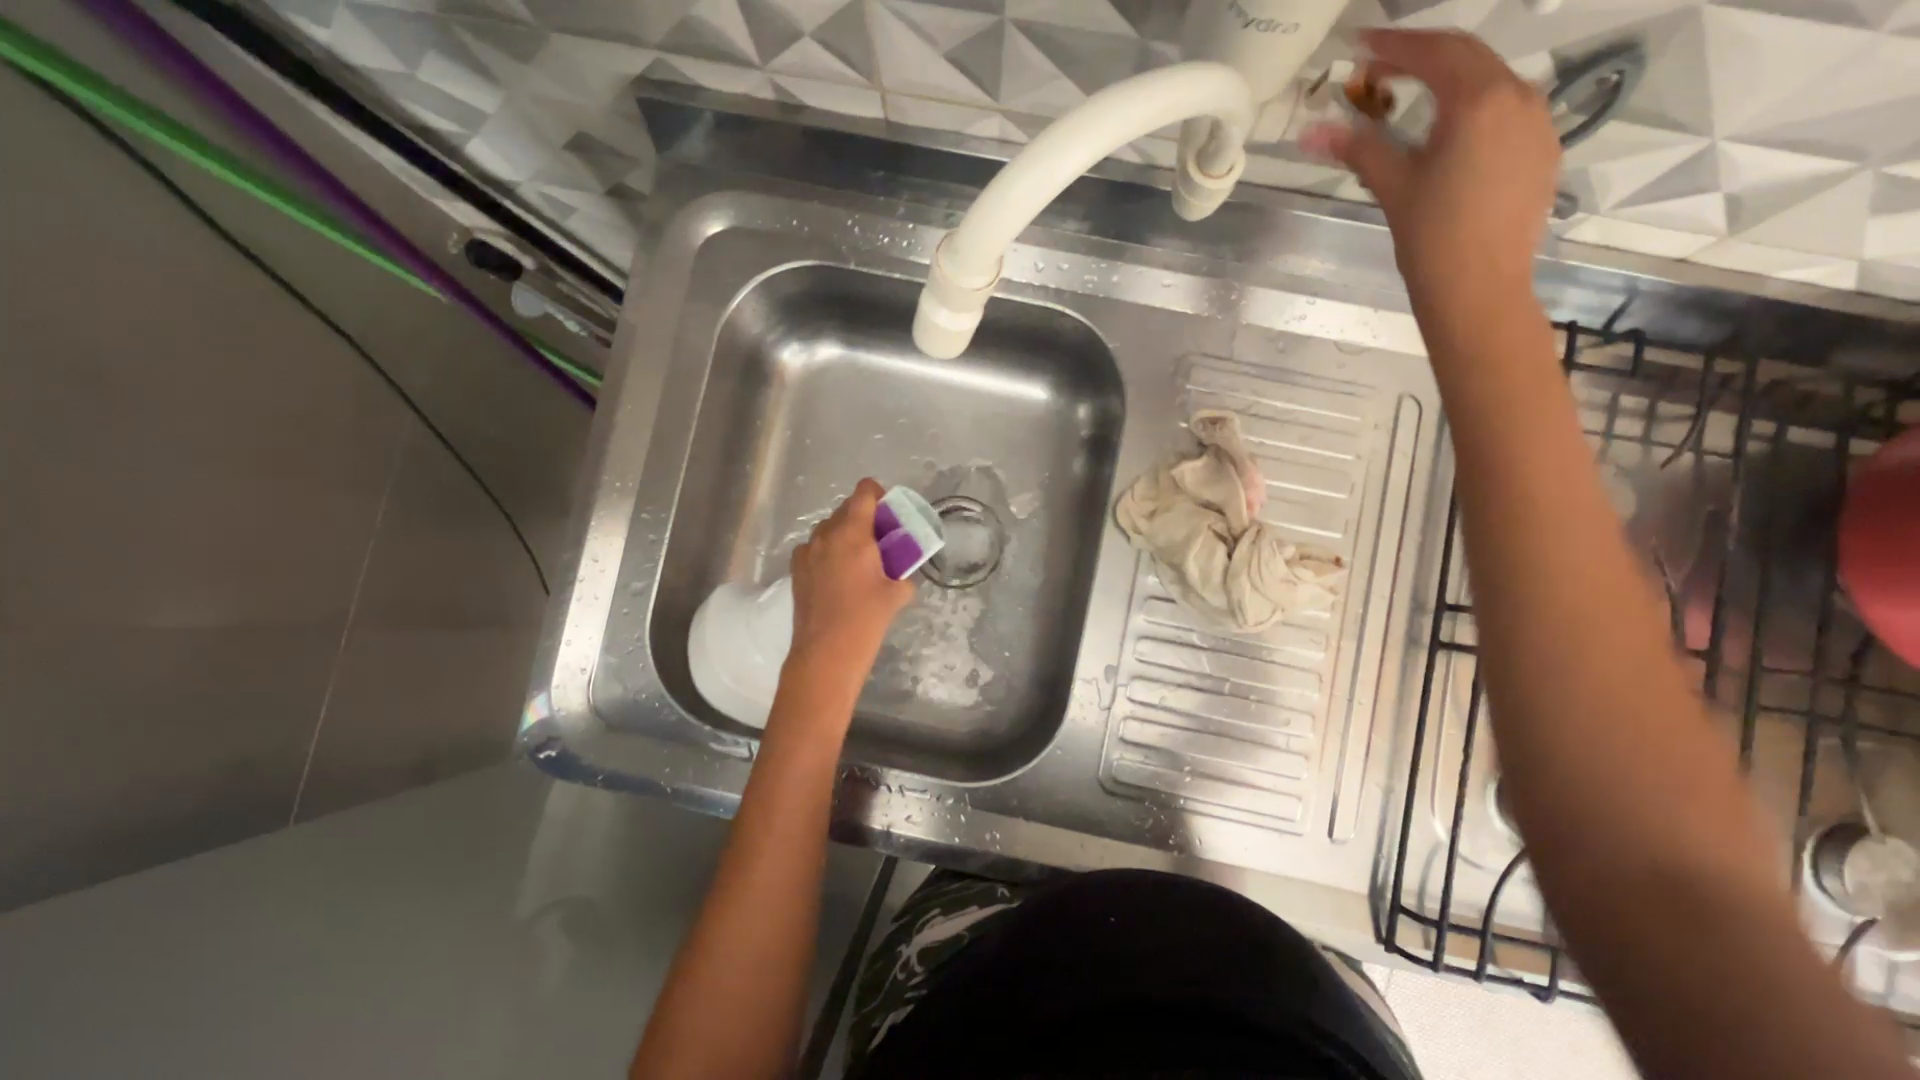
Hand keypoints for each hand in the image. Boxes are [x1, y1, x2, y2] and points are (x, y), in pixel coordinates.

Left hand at [788, 479, 915, 673]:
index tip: (888, 511)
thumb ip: (904, 574)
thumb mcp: (897, 594)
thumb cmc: (866, 618)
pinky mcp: (796, 568)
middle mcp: (826, 533)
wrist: (826, 651)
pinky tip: (836, 576)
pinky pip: (815, 548)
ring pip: (829, 529)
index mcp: (854, 532)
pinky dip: (828, 552)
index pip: (864, 492)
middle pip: (846, 509)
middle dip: (864, 518)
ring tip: (857, 561)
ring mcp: (807, 550)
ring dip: (845, 535)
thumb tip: (903, 574)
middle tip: (879, 541)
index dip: (878, 494)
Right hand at [1303, 30, 1559, 305]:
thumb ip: (1356, 147)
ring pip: (1492, 80)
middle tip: (1381, 64)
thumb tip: (1309, 132)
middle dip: (1423, 54)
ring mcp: (1539, 123)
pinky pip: (1509, 109)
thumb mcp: (1392, 185)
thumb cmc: (1431, 238)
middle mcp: (1519, 98)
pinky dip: (1476, 105)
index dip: (1393, 44)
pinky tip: (1451, 128)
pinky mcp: (1544, 150)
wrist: (1481, 290)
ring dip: (1452, 77)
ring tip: (1414, 93)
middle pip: (1468, 55)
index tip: (1360, 43)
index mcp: (1478, 100)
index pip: (1433, 52)